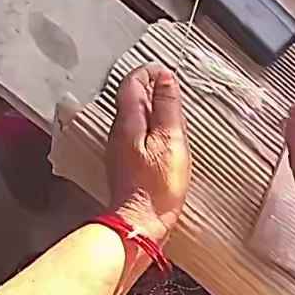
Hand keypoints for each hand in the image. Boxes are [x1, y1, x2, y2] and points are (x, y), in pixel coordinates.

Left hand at [107, 65, 191, 242]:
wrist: (141, 223)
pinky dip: (153, 129)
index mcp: (128, 121)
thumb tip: (166, 80)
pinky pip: (138, 135)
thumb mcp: (171, 139)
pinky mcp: (126, 162)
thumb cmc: (157, 186)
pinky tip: (168, 143)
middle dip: (153, 90)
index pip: (132, 82)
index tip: (167, 74)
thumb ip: (168, 106)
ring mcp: (120, 148)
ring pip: (136, 117)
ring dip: (155, 110)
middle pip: (132, 98)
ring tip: (176, 119)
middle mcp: (119, 131)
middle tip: (176, 95)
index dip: (149, 72)